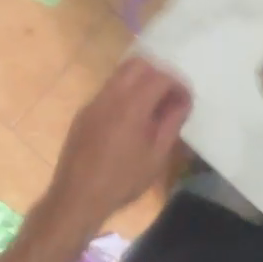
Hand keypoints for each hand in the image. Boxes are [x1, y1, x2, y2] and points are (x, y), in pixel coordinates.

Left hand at [44, 58, 190, 232]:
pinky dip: (124, 95)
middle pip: (138, 65)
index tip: (185, 102)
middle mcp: (110, 96)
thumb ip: (171, 123)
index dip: (178, 85)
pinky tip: (130, 120)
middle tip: (168, 98)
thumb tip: (182, 102)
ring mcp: (93, 103)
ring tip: (151, 109)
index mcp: (131, 106)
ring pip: (120, 75)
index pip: (160, 77)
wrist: (77, 196)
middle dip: (158, 75)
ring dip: (139, 83)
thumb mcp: (156, 157)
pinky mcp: (83, 113)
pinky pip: (107, 91)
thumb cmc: (122, 181)